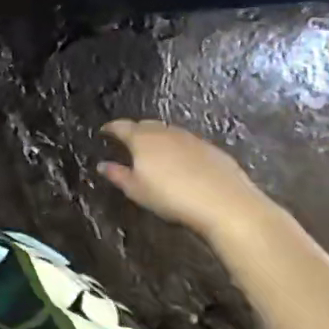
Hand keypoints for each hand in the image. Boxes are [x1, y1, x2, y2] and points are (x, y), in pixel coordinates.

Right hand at [97, 119, 274, 236]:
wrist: (226, 204)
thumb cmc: (171, 196)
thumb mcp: (136, 190)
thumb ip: (117, 175)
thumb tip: (102, 165)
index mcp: (142, 139)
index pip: (121, 126)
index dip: (111, 128)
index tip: (104, 132)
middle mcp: (166, 132)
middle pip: (146, 125)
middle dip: (135, 130)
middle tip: (128, 142)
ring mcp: (192, 139)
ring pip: (168, 132)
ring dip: (158, 138)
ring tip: (154, 152)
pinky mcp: (212, 149)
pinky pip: (188, 142)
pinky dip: (179, 147)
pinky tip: (182, 163)